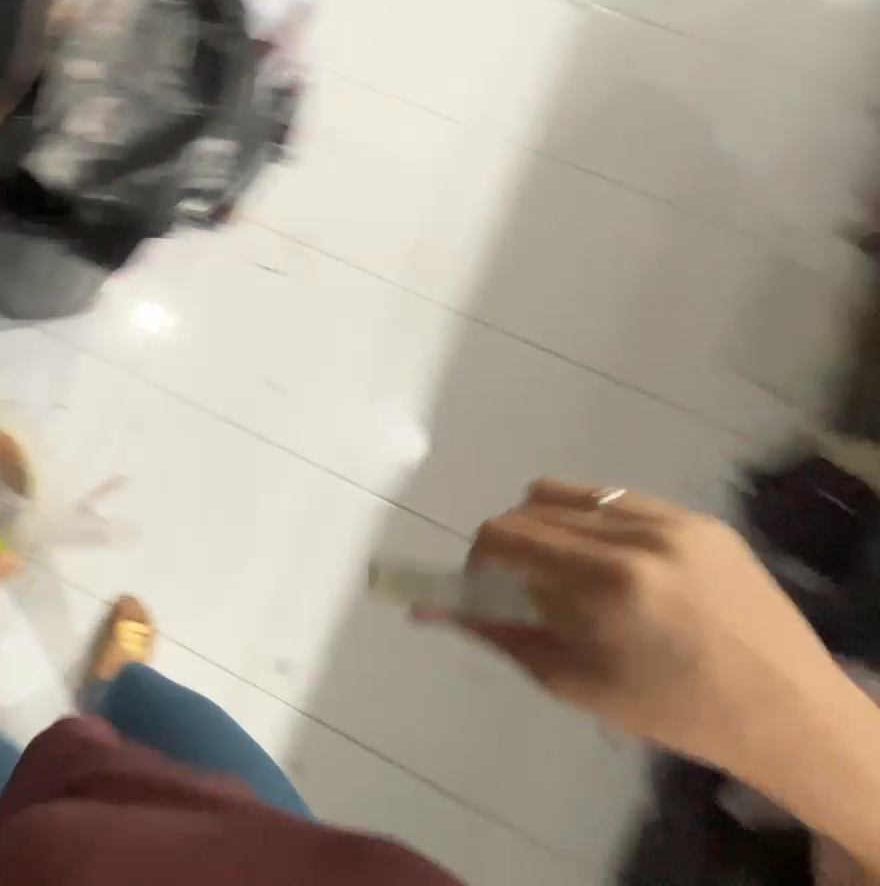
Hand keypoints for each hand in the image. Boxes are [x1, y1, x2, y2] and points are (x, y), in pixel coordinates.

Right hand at [441, 480, 845, 775]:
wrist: (793, 717)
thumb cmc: (669, 707)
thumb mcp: (567, 678)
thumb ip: (490, 630)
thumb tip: (418, 608)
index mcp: (607, 581)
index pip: (503, 534)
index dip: (480, 558)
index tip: (490, 587)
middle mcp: (639, 538)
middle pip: (526, 512)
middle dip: (509, 546)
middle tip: (526, 585)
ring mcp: (675, 524)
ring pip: (562, 496)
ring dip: (545, 528)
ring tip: (568, 569)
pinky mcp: (701, 521)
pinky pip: (611, 498)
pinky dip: (588, 521)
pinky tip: (610, 560)